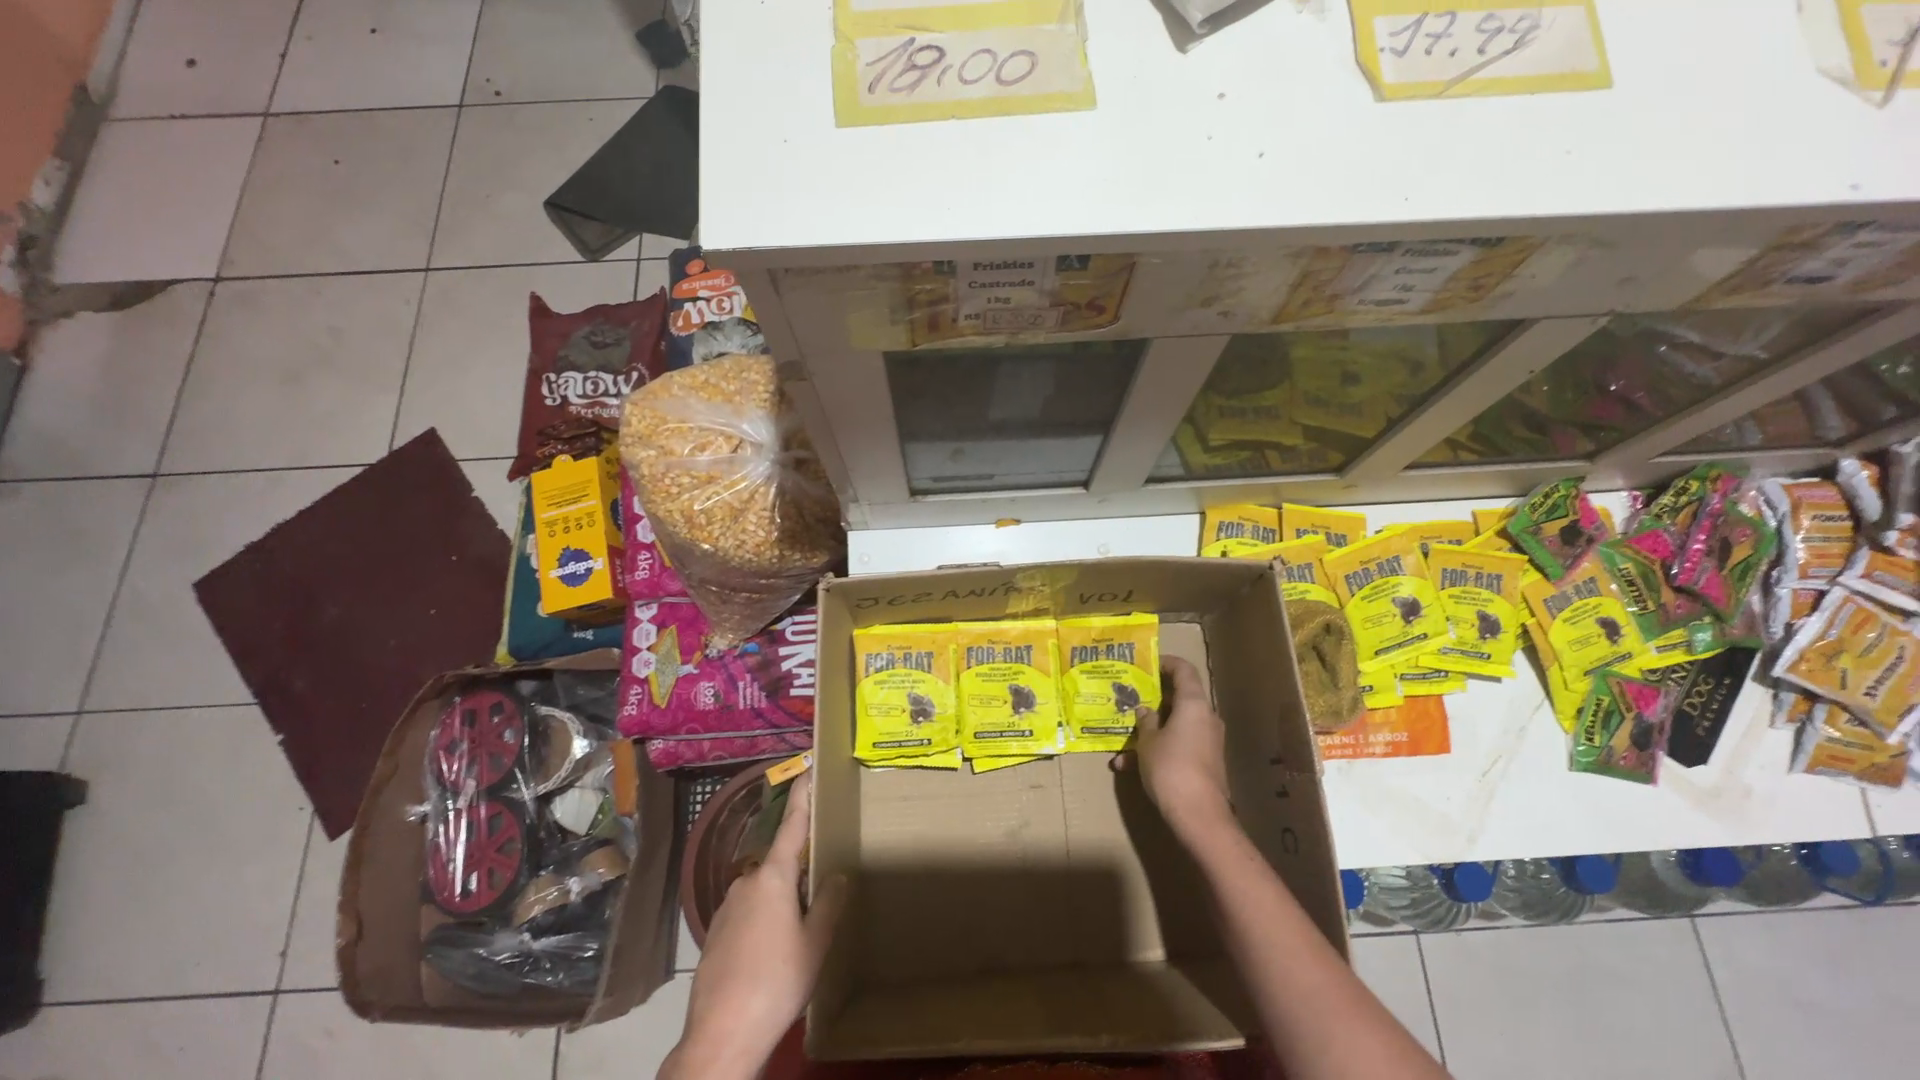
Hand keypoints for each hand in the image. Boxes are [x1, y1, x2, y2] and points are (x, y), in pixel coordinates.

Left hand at [664, 773, 848, 1079]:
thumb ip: (828, 902)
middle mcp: (745, 883)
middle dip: (800, 866)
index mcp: (772, 878)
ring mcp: (725, 908)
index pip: (791, 827)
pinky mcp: (715, 933)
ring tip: (804, 921)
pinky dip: (766, 917)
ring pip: (763, 890)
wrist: (722, 1031)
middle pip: (778, 863)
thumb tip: (836, 873)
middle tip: (824, 876)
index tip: (807, 769)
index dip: (801, 797)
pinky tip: (776, 946)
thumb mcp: (815, 942)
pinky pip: (748, 911)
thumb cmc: (777, 981)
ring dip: (783, 896)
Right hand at [1114, 656, 1230, 836]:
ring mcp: (1208, 741)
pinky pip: (1179, 747)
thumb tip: (1145, 711)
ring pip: (1175, 727)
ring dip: (1150, 734)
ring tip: (1122, 748)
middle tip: (1130, 701)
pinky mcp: (1206, 761)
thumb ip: (1145, 722)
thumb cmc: (1170, 767)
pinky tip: (1129, 768)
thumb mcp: (1147, 742)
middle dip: (1152, 703)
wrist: (1198, 813)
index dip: (1166, 663)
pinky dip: (1158, 752)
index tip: (1148, 664)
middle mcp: (1206, 717)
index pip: (1184, 670)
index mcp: (1194, 704)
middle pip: (1180, 699)